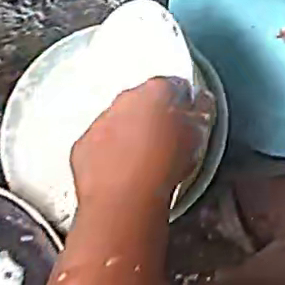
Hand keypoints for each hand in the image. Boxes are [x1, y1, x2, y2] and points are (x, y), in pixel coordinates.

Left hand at [71, 77, 212, 211]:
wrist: (124, 199)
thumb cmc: (168, 161)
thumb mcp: (200, 134)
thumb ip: (202, 110)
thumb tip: (200, 100)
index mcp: (157, 90)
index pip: (175, 85)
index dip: (184, 102)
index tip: (190, 118)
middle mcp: (125, 99)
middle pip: (144, 100)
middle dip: (154, 114)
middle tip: (167, 138)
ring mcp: (100, 122)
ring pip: (120, 120)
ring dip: (130, 131)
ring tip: (144, 157)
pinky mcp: (81, 147)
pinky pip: (100, 142)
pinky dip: (110, 151)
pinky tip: (122, 169)